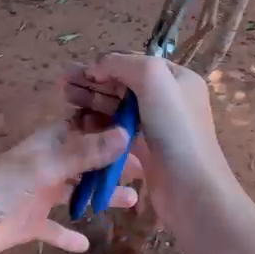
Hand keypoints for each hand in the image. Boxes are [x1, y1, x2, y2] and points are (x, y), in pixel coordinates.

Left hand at [0, 121, 136, 253]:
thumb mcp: (43, 168)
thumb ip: (83, 154)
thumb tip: (123, 135)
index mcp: (48, 144)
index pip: (86, 130)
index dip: (111, 130)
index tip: (143, 133)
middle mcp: (46, 166)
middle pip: (86, 162)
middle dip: (112, 165)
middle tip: (147, 172)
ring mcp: (37, 196)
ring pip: (75, 193)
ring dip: (100, 197)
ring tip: (131, 203)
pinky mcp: (27, 225)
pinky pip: (53, 229)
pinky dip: (68, 235)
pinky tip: (85, 244)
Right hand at [65, 53, 237, 236]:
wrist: (192, 190)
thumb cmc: (175, 128)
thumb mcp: (152, 78)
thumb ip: (122, 63)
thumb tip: (96, 66)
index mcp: (177, 78)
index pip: (134, 62)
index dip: (105, 63)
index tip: (78, 69)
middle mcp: (168, 99)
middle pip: (123, 83)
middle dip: (93, 81)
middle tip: (62, 82)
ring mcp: (157, 126)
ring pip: (118, 107)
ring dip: (92, 100)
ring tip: (65, 98)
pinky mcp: (146, 150)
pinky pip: (118, 130)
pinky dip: (99, 123)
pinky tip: (80, 122)